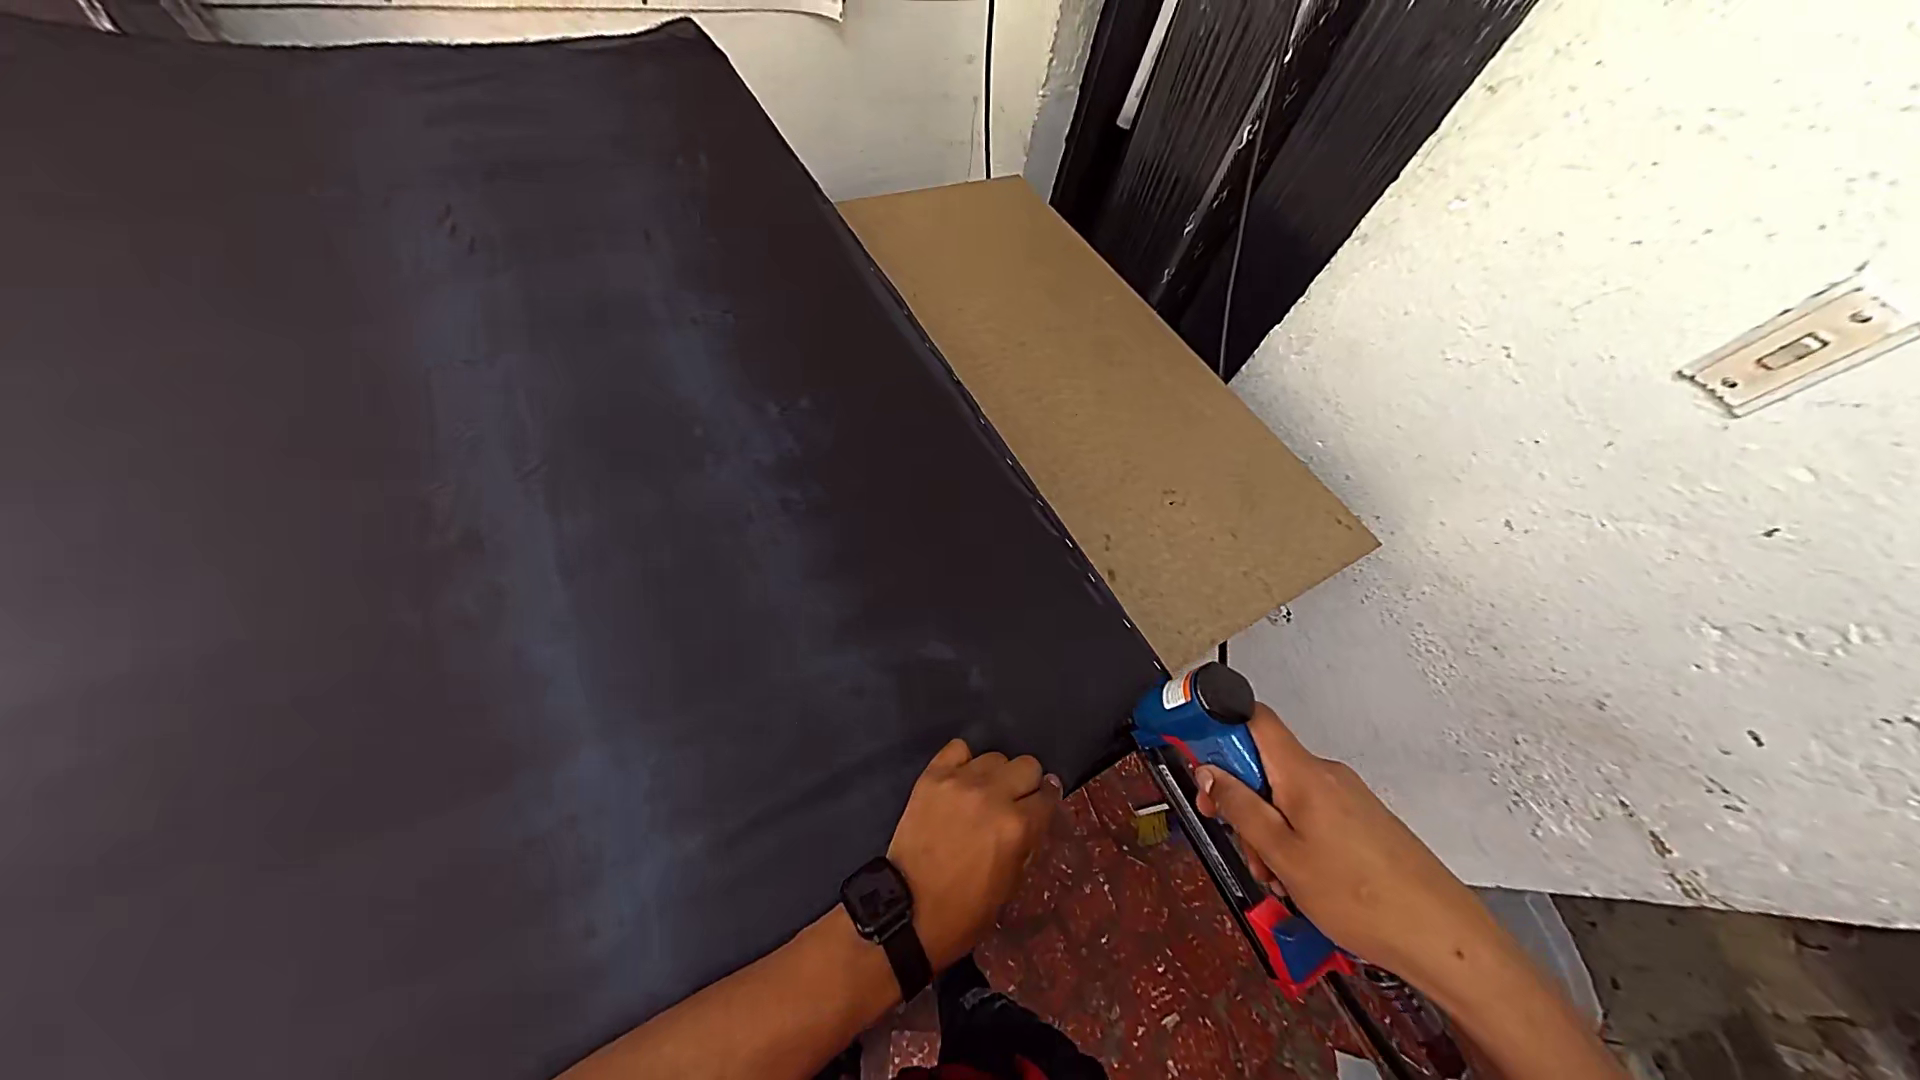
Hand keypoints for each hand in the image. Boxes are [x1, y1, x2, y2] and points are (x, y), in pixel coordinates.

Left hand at [886, 739, 1061, 970]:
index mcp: (1017, 826)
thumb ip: (1027, 842)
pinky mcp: (932, 777)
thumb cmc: (966, 910)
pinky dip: (963, 762)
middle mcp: (992, 795)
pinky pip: (958, 749)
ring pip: (995, 756)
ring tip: (983, 794)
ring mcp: (960, 782)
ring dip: (995, 775)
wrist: (908, 911)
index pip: (1048, 796)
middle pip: (1027, 765)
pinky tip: (961, 781)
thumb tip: (1035, 815)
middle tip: (1014, 802)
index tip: (1041, 804)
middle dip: (1026, 784)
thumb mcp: (1012, 883)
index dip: (1047, 802)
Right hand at [1192, 705, 1512, 992]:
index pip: (1252, 717)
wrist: (1443, 939)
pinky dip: (1290, 834)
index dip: (1215, 722)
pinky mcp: (1358, 818)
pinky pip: (1307, 810)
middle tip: (1233, 830)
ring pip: (1283, 792)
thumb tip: (1210, 775)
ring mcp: (1345, 796)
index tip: (1190, 739)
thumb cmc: (1369, 900)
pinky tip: (1296, 874)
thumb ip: (1238, 807)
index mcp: (1304, 773)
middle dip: (1238, 794)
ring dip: (1264, 824)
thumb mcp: (1281, 854)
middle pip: (1262, 761)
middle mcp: (1326, 774)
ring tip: (1274, 870)